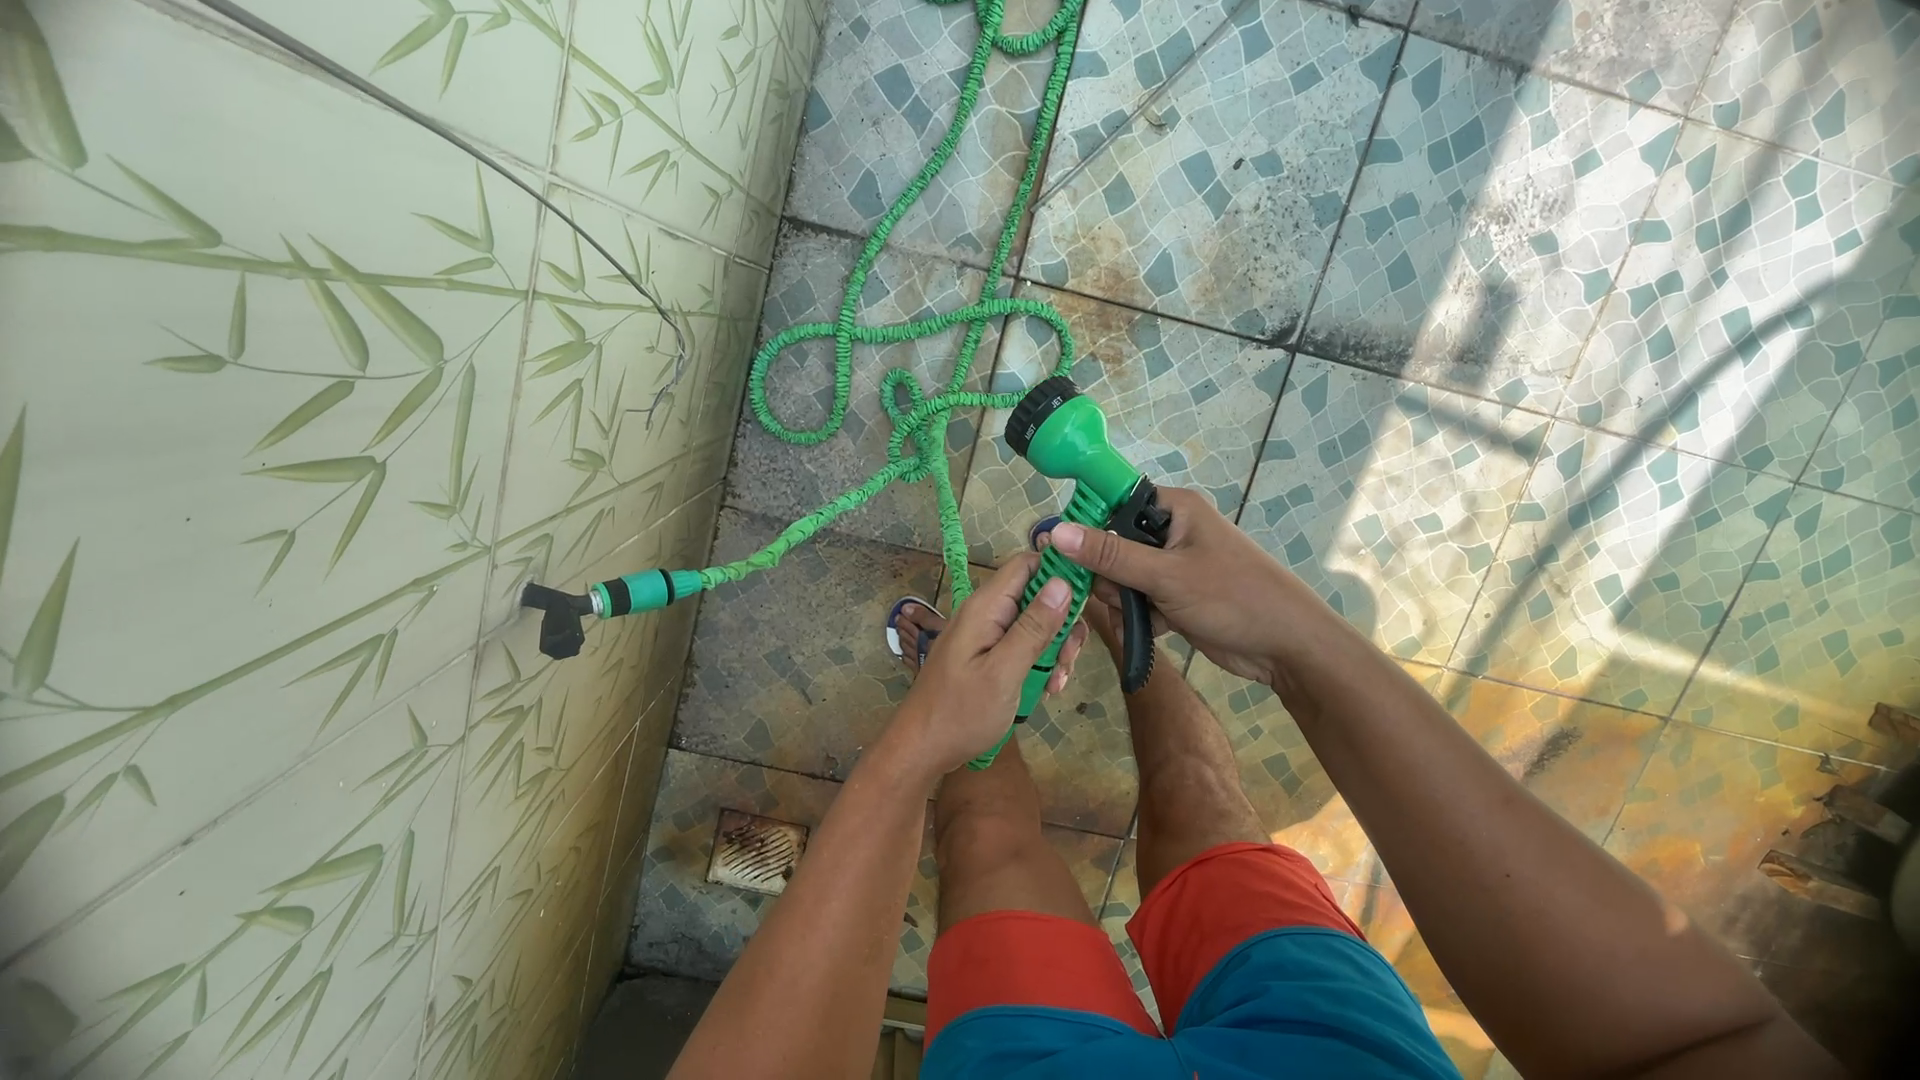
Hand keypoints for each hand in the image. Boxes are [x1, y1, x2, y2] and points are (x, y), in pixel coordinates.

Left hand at [886, 554, 1073, 778]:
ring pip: (1035, 626)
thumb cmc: (961, 713)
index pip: (1027, 564)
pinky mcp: (988, 657)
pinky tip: (1045, 692)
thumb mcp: (1004, 672)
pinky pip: (1022, 649)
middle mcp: (986, 614)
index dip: (1060, 573)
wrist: (923, 749)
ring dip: (1053, 651)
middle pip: (1037, 597)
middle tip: (1068, 659)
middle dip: (1062, 624)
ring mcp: (986, 636)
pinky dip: (1038, 666)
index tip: (1087, 600)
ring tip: (1056, 683)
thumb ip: (1033, 627)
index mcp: (986, 607)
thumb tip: (1063, 582)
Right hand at [1048, 486, 1314, 686]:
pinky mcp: (1175, 597)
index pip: (1112, 502)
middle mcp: (1170, 531)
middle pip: (1111, 545)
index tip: (1059, 550)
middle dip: (1107, 575)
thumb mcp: (1166, 575)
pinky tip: (1149, 630)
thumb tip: (1056, 531)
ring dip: (1122, 600)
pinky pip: (1139, 600)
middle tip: (1115, 595)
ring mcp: (1173, 566)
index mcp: (1173, 508)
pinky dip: (1138, 617)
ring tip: (1139, 616)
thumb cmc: (1233, 597)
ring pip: (1122, 578)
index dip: (1085, 524)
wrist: (1287, 647)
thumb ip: (1110, 555)